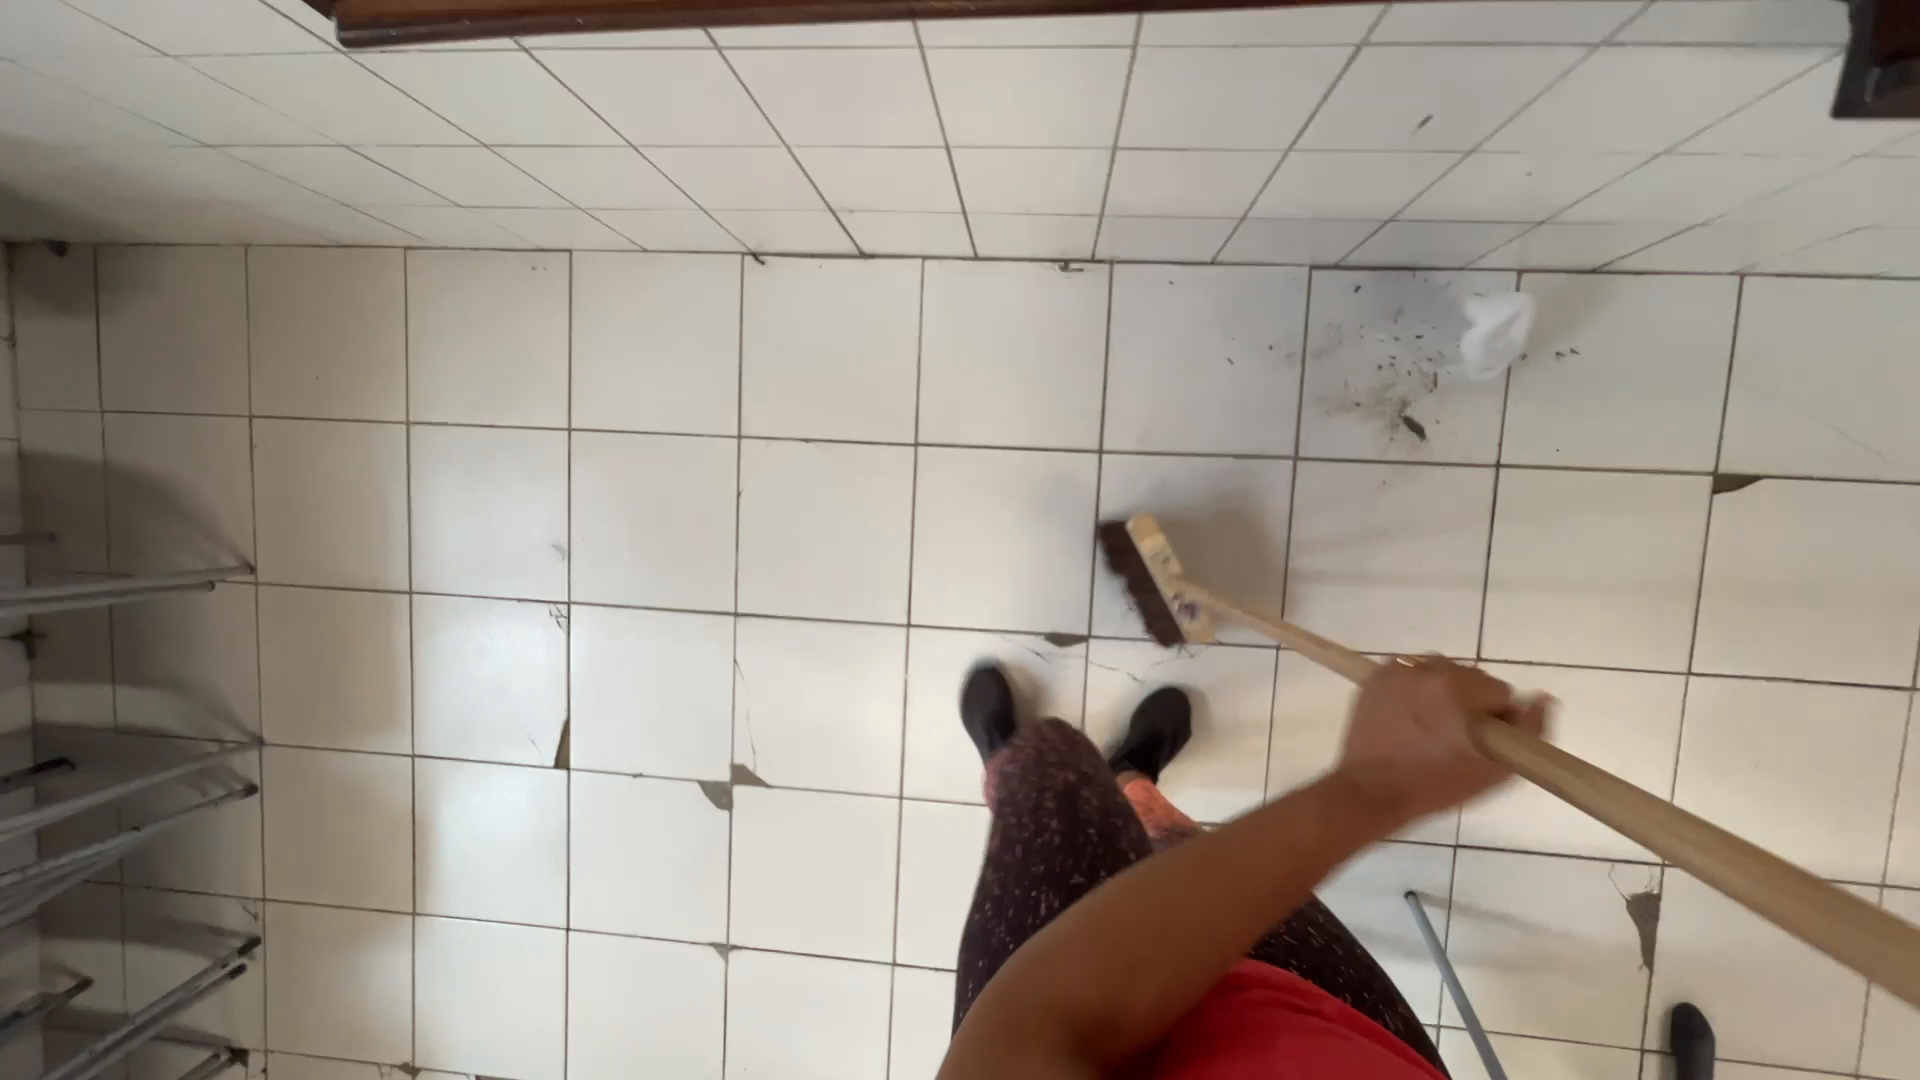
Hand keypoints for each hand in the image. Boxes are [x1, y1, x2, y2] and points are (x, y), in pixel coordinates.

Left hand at [1333, 655, 1551, 826]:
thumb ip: (1529, 731)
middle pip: (1468, 676)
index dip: (1498, 717)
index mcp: (1454, 687)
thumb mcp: (1495, 769)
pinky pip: (1408, 671)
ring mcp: (1393, 672)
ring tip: (1436, 722)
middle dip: (1472, 700)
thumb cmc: (1436, 783)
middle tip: (1459, 734)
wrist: (1373, 789)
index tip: (1485, 740)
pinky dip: (1416, 685)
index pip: (1499, 691)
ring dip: (1444, 689)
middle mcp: (1423, 670)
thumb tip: (1544, 699)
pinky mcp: (1372, 680)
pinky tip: (1413, 712)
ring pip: (1437, 670)